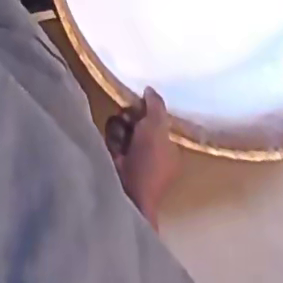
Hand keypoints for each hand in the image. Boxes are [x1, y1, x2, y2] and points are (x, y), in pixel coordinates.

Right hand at [105, 88, 179, 227]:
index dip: (148, 111)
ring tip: (119, 138)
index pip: (158, 120)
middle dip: (130, 118)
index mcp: (170, 149)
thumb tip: (149, 89)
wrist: (127, 194)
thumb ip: (155, 105)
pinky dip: (111, 138)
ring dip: (119, 128)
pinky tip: (112, 145)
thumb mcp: (157, 127)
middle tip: (127, 120)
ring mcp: (133, 159)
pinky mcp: (115, 161)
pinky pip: (112, 139)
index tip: (141, 105)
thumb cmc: (149, 161)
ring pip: (123, 128)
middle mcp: (153, 154)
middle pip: (138, 122)